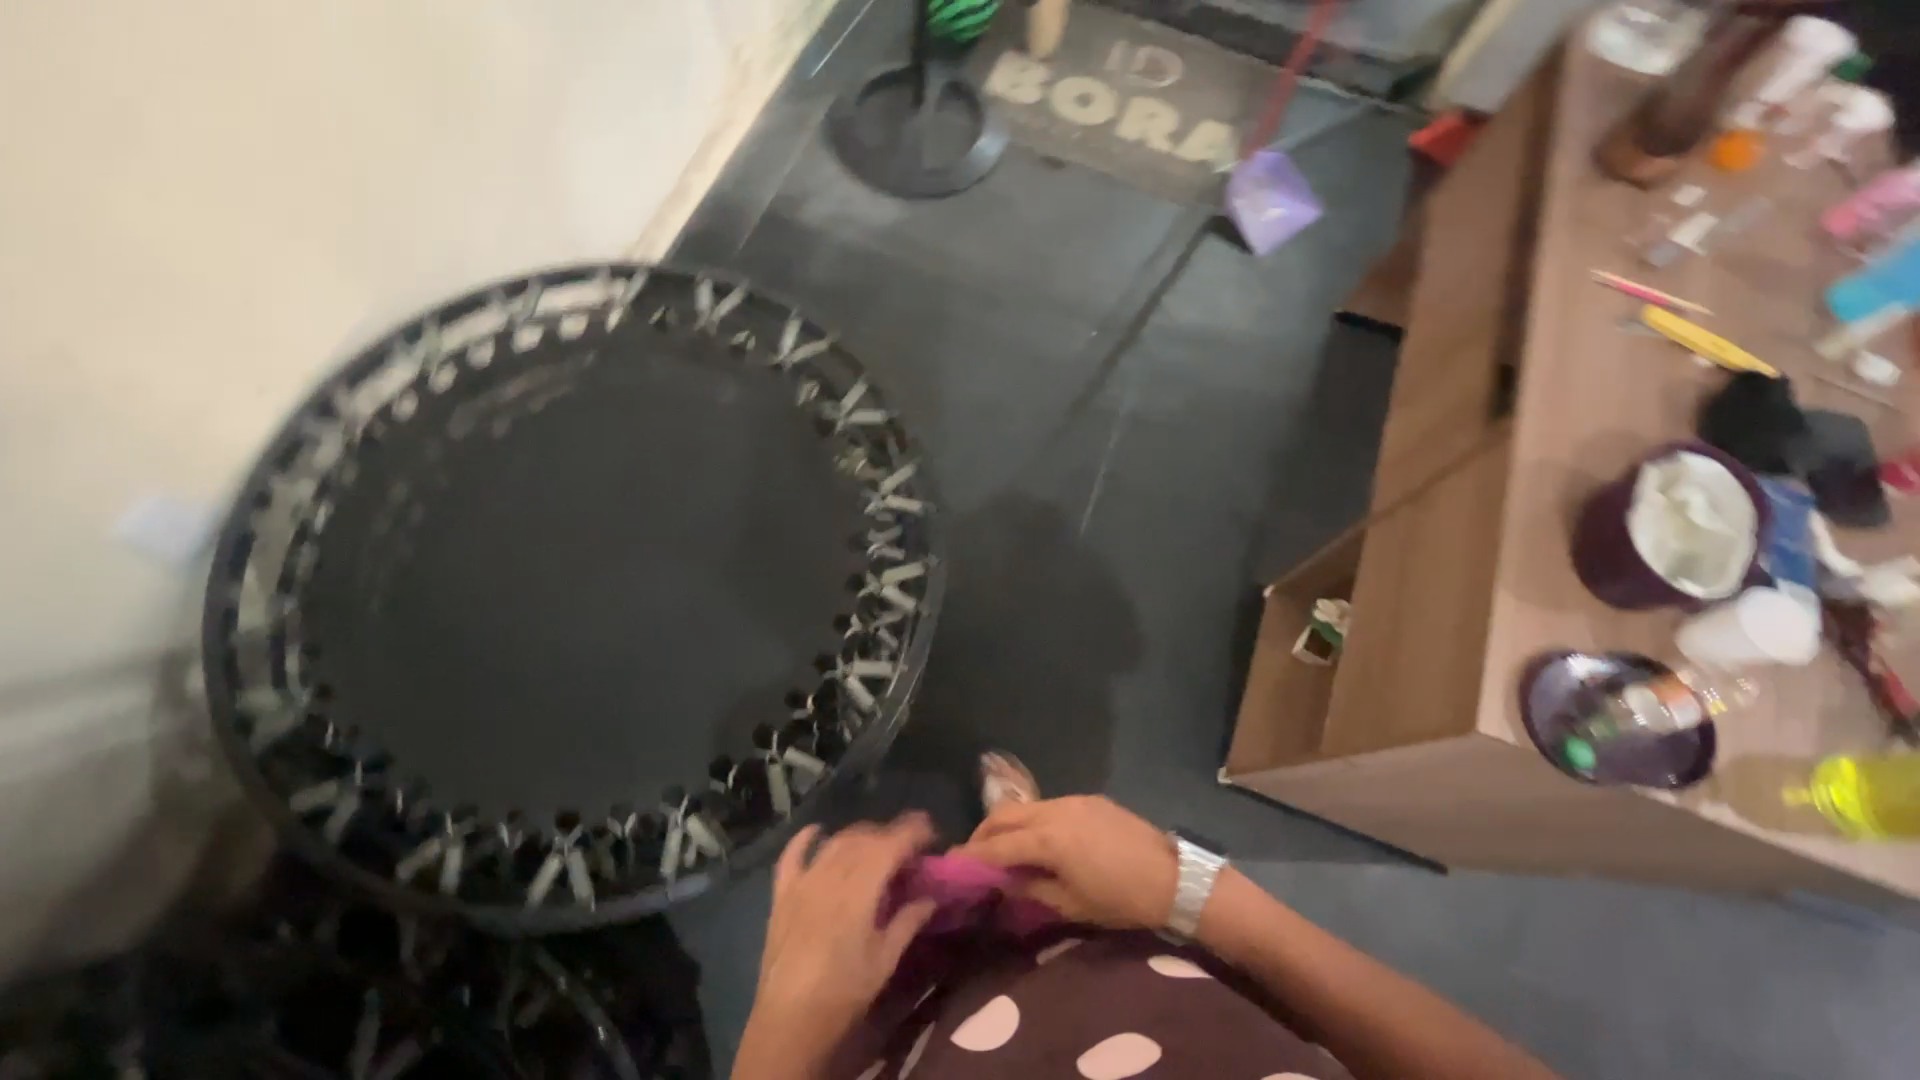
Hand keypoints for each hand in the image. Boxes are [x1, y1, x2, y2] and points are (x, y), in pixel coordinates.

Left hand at [747, 816, 938, 1055]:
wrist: (789, 1021)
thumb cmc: (844, 992)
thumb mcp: (885, 960)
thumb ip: (908, 921)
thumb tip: (930, 897)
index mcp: (859, 890)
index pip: (890, 845)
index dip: (912, 833)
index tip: (931, 833)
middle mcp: (830, 876)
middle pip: (863, 838)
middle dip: (889, 834)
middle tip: (909, 846)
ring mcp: (803, 882)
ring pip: (834, 843)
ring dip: (859, 836)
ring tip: (877, 843)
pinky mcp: (782, 895)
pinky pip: (792, 856)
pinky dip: (804, 839)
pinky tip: (816, 830)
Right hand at [955, 796, 1176, 930]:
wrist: (1173, 878)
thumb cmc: (1121, 899)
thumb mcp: (1072, 904)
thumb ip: (1031, 888)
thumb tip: (1003, 882)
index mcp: (1048, 839)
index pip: (997, 846)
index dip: (970, 856)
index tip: (948, 865)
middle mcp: (1055, 810)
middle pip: (1005, 815)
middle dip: (983, 834)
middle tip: (971, 856)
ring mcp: (1073, 800)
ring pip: (1026, 807)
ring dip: (1007, 824)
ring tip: (1001, 848)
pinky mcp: (1089, 799)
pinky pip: (1049, 806)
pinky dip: (1033, 820)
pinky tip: (1037, 840)